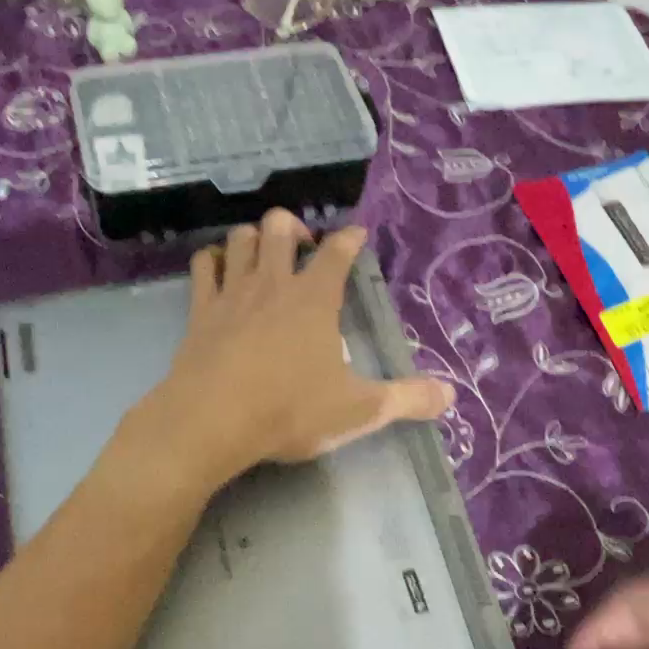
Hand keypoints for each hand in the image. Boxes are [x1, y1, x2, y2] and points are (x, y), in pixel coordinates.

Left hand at [134, 210, 452, 489]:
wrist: (213, 421)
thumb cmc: (290, 411)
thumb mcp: (358, 411)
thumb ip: (405, 400)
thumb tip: (450, 395)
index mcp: (315, 299)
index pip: (338, 251)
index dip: (350, 238)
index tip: (357, 236)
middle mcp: (273, 284)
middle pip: (282, 227)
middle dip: (296, 228)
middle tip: (305, 250)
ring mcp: (232, 294)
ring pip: (241, 238)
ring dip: (254, 237)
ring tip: (264, 255)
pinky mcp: (198, 311)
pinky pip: (202, 266)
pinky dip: (212, 259)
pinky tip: (218, 269)